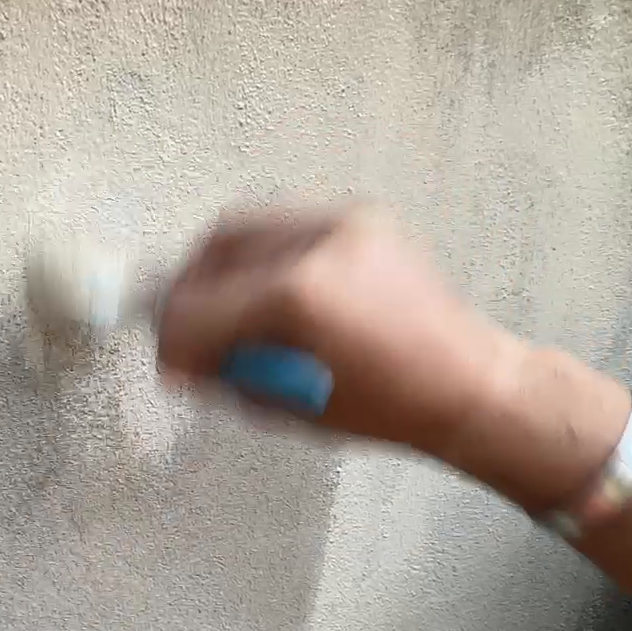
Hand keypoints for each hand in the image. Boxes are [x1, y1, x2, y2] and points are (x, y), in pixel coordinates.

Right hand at [155, 205, 528, 461]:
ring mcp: (344, 225)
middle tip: (177, 323)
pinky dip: (255, 259)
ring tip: (214, 306)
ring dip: (216, 269)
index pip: (201, 306)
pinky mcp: (359, 221)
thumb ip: (224, 372)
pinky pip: (282, 229)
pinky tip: (254, 291)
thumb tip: (181, 358)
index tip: (166, 357)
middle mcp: (319, 245)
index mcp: (297, 298)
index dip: (171, 335)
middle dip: (184, 289)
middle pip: (215, 248)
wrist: (465, 385)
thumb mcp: (284, 405)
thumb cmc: (383, 409)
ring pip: (245, 228)